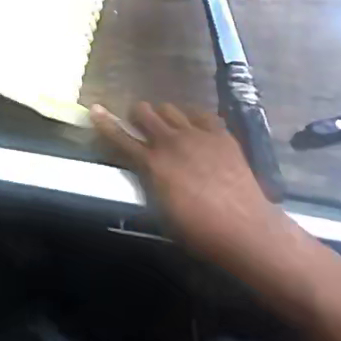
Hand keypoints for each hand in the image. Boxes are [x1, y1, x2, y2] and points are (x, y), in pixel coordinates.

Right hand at [92, 101, 306, 271]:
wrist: (245, 229)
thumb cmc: (198, 231)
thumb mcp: (161, 211)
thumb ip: (149, 183)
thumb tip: (145, 171)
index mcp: (152, 164)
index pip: (120, 137)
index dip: (105, 123)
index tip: (95, 109)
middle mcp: (170, 142)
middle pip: (145, 112)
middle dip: (138, 116)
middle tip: (141, 125)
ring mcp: (197, 134)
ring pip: (169, 108)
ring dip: (163, 116)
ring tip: (169, 127)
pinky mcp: (220, 133)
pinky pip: (200, 113)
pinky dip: (192, 118)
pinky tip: (195, 128)